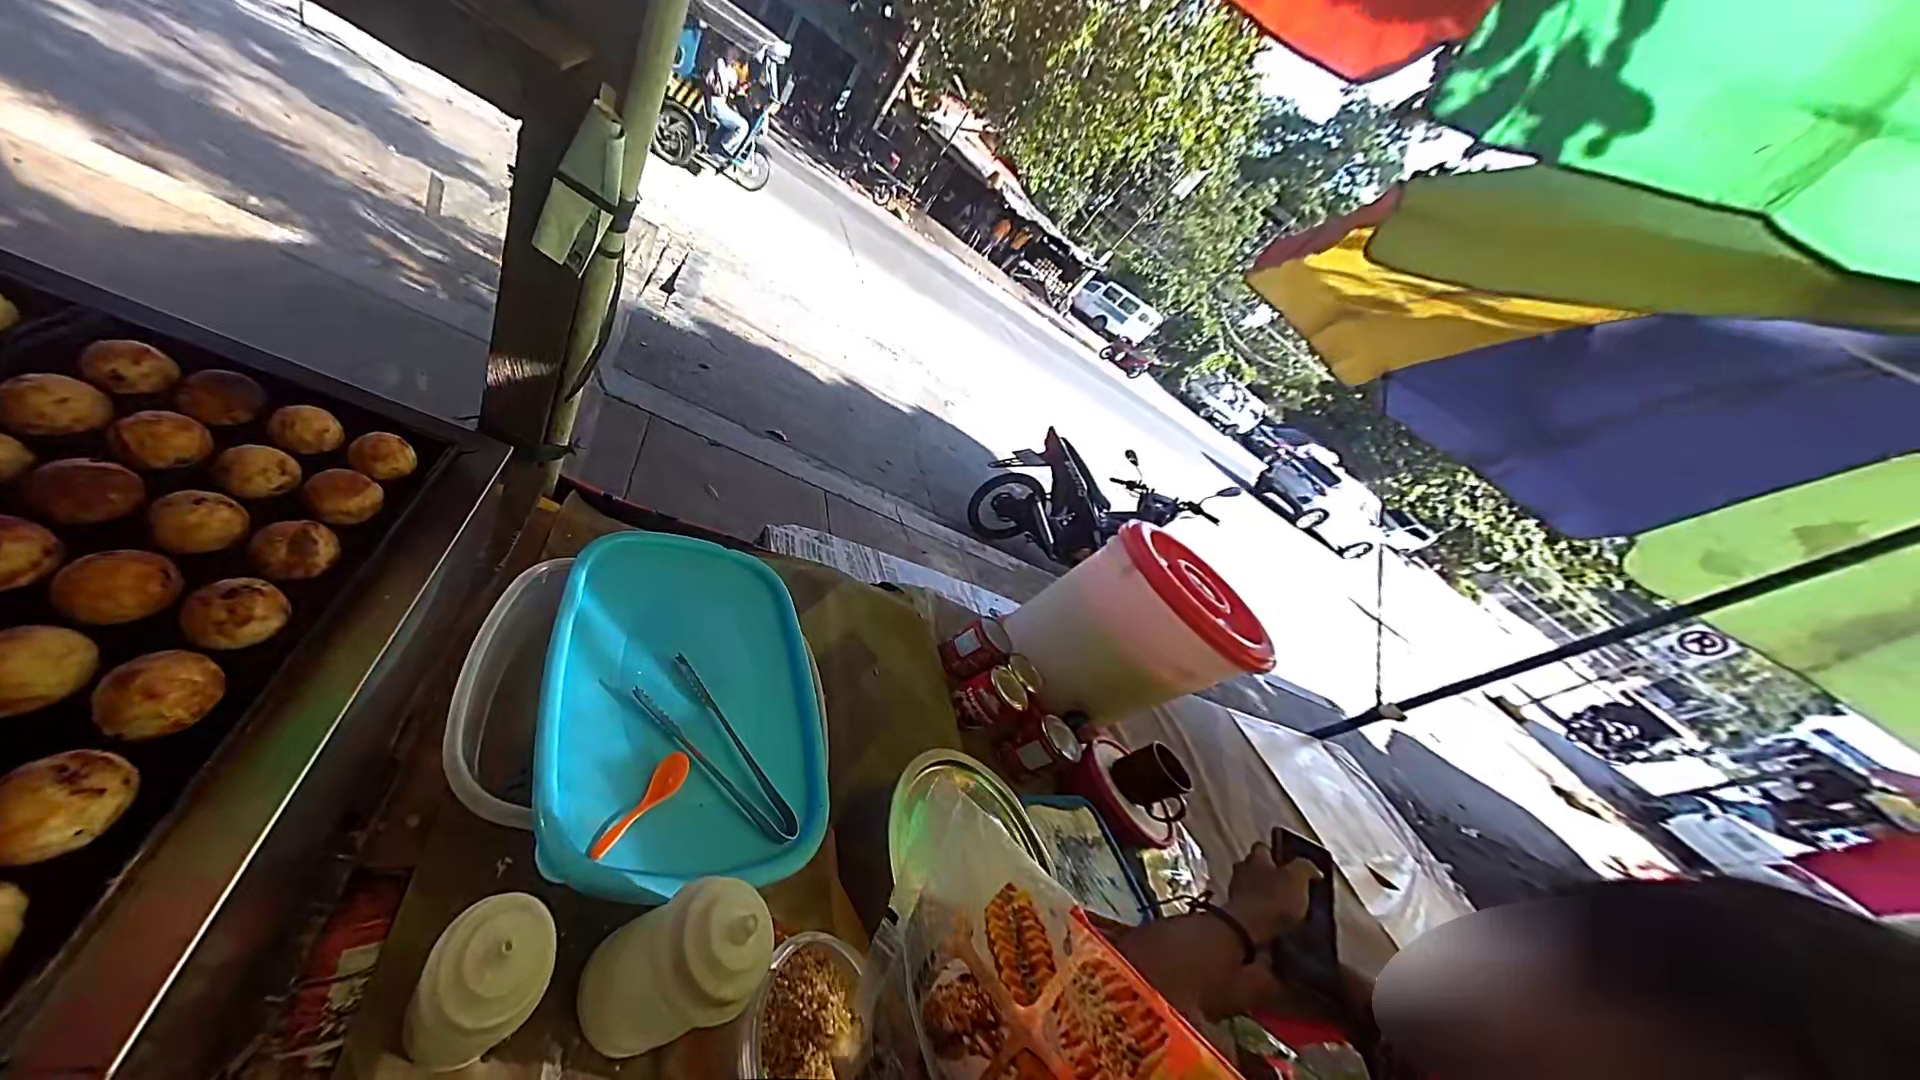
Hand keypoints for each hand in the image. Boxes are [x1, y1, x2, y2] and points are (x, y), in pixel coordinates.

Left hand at [1223, 842, 1321, 943]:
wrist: (1248, 925)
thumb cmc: (1274, 897)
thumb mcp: (1296, 879)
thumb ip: (1305, 868)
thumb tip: (1314, 869)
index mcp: (1257, 857)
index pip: (1263, 848)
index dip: (1275, 855)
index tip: (1287, 866)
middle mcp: (1242, 867)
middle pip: (1255, 865)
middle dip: (1266, 874)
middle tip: (1284, 886)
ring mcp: (1235, 886)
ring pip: (1249, 883)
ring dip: (1260, 891)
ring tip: (1277, 904)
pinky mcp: (1233, 906)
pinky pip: (1247, 901)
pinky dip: (1256, 906)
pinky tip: (1267, 916)